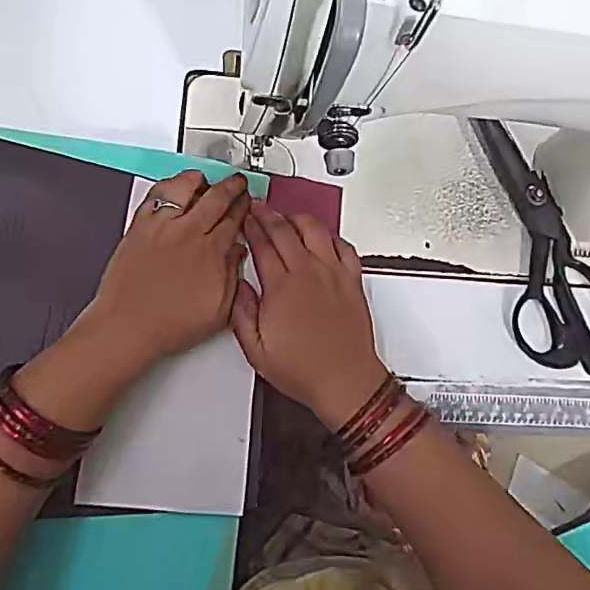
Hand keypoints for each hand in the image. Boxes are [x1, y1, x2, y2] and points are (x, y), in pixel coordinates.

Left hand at [72, 170, 250, 368]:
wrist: (128, 326)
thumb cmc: (168, 324)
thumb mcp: (217, 310)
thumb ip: (232, 277)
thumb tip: (237, 255)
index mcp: (211, 252)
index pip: (235, 218)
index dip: (244, 207)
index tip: (246, 202)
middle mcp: (188, 233)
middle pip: (216, 197)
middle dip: (231, 186)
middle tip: (236, 183)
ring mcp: (162, 227)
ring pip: (184, 187)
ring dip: (198, 180)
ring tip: (203, 180)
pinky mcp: (139, 227)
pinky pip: (155, 196)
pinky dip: (167, 187)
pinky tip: (171, 190)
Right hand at [230, 202, 389, 430]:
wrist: (345, 380)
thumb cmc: (305, 370)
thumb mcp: (256, 350)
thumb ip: (242, 315)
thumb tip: (238, 289)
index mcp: (281, 288)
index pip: (263, 245)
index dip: (252, 228)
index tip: (246, 220)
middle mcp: (308, 274)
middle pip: (285, 231)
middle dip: (269, 215)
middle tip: (260, 208)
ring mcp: (333, 275)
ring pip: (315, 230)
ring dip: (298, 219)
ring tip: (288, 217)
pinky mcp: (352, 281)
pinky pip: (344, 247)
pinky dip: (331, 236)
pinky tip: (323, 238)